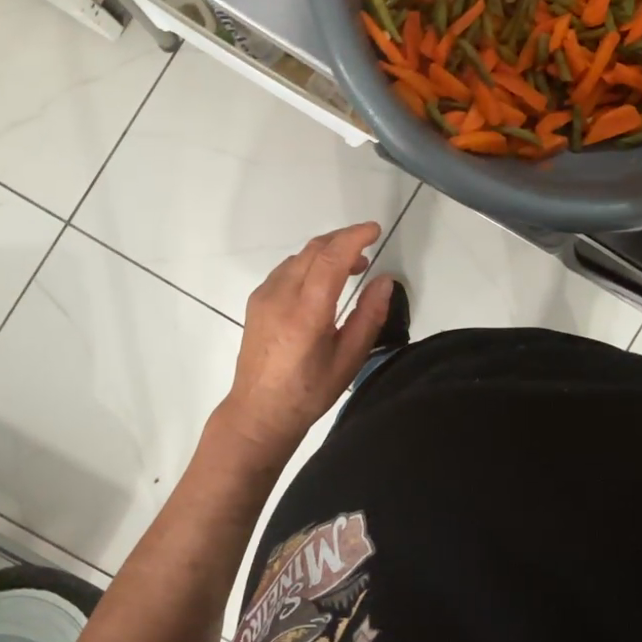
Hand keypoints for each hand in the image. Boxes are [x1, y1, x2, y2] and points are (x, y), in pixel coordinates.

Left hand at [219, 223, 395, 450]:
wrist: (258, 411)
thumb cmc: (309, 392)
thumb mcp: (348, 359)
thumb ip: (369, 316)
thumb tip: (385, 281)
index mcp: (306, 314)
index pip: (331, 259)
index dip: (354, 237)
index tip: (374, 230)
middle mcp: (281, 296)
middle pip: (314, 249)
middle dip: (343, 239)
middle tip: (368, 247)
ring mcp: (264, 296)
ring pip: (299, 256)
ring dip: (326, 251)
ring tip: (351, 267)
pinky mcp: (256, 300)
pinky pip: (286, 269)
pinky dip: (309, 263)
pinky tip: (322, 281)